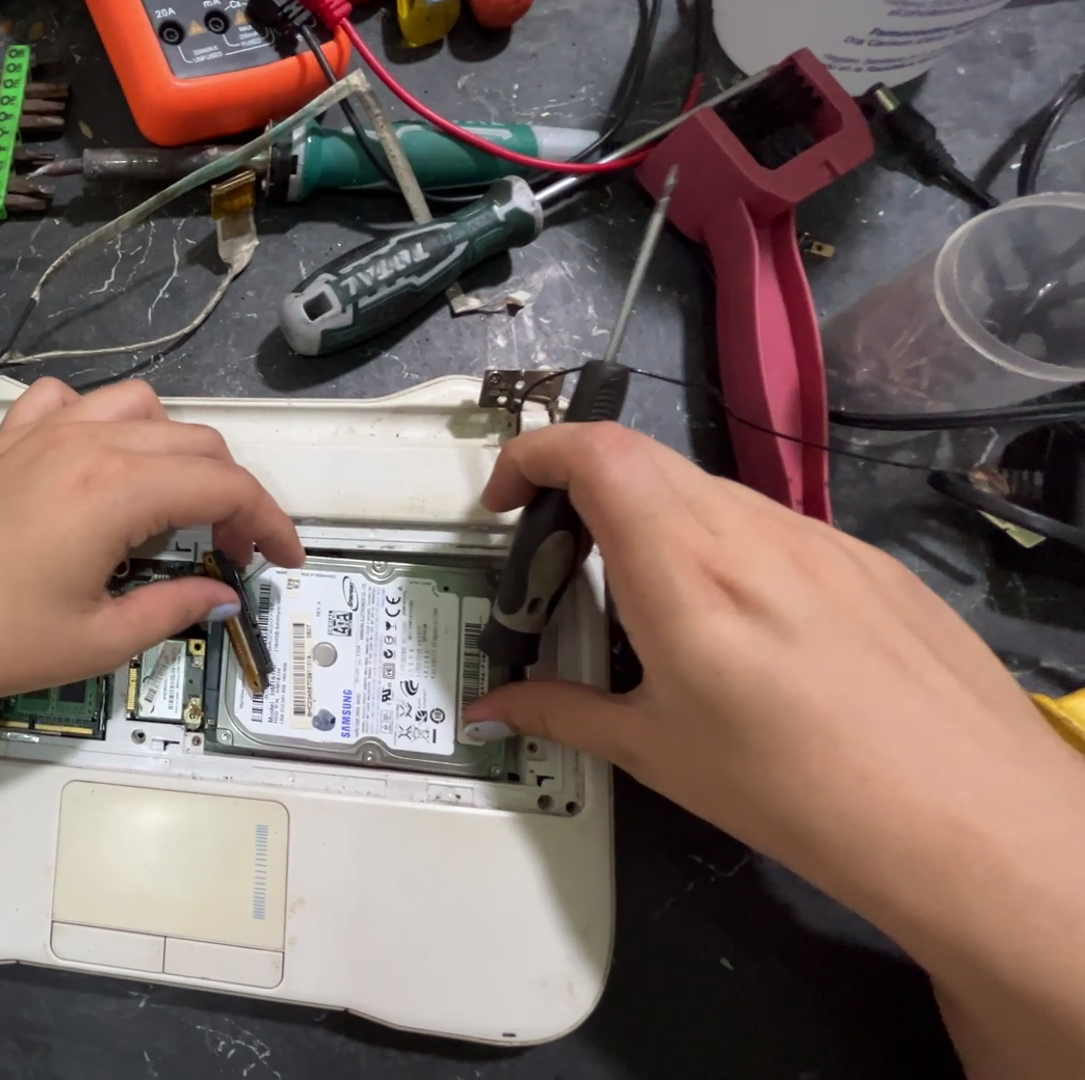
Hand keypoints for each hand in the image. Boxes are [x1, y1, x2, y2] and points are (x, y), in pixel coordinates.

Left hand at [0, 378, 303, 735]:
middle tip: (229, 548)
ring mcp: (39, 434)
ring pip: (139, 407)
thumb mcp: (100, 640)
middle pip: (193, 441)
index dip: (268, 520)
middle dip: (230, 491)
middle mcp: (85, 443)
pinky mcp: (3, 443)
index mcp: (116, 490)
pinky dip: (100, 421)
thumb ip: (174, 608)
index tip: (285, 559)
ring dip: (175, 448)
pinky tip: (93, 461)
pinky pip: (67, 404)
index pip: (224, 484)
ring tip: (171, 502)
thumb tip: (224, 594)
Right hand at [463, 423, 1084, 1075]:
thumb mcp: (650, 749)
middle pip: (637, 456)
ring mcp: (818, 540)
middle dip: (570, 485)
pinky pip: (759, 520)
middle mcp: (751, 533)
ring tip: (629, 592)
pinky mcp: (866, 562)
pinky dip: (703, 538)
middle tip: (550, 552)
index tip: (504, 504)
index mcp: (684, 571)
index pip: (595, 453)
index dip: (531, 455)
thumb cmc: (796, 789)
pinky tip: (721, 615)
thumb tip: (487, 709)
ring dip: (637, 514)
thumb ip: (553, 710)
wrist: (983, 835)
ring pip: (697, 486)